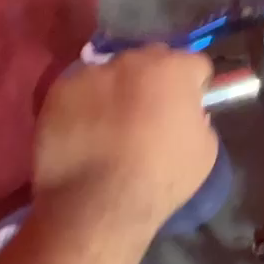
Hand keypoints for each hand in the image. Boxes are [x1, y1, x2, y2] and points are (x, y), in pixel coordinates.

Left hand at [33, 45, 218, 229]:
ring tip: (115, 125)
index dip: (196, 87)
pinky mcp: (58, 92)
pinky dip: (88, 104)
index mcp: (173, 70)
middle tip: (154, 113)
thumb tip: (185, 114)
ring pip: (114, 72)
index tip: (191, 108)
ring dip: (120, 90)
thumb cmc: (161, 177)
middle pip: (152, 59)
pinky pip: (82, 90)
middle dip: (157, 80)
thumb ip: (199, 119)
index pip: (195, 63)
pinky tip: (89, 133)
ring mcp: (90, 73)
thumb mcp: (206, 150)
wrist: (98, 203)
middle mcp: (131, 60)